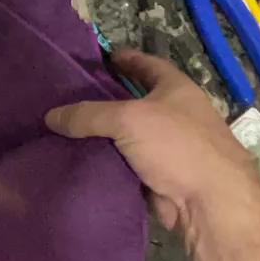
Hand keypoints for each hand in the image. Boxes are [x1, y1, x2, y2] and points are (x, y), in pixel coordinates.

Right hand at [46, 49, 259, 232]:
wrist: (208, 203)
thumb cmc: (177, 146)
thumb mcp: (128, 119)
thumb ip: (88, 115)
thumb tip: (51, 116)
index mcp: (177, 90)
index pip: (149, 65)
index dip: (127, 59)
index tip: (103, 57)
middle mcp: (176, 115)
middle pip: (134, 101)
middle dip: (106, 99)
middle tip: (70, 96)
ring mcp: (169, 148)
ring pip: (127, 136)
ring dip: (102, 134)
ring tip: (66, 128)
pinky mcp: (159, 177)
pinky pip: (125, 164)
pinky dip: (106, 162)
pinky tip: (79, 159)